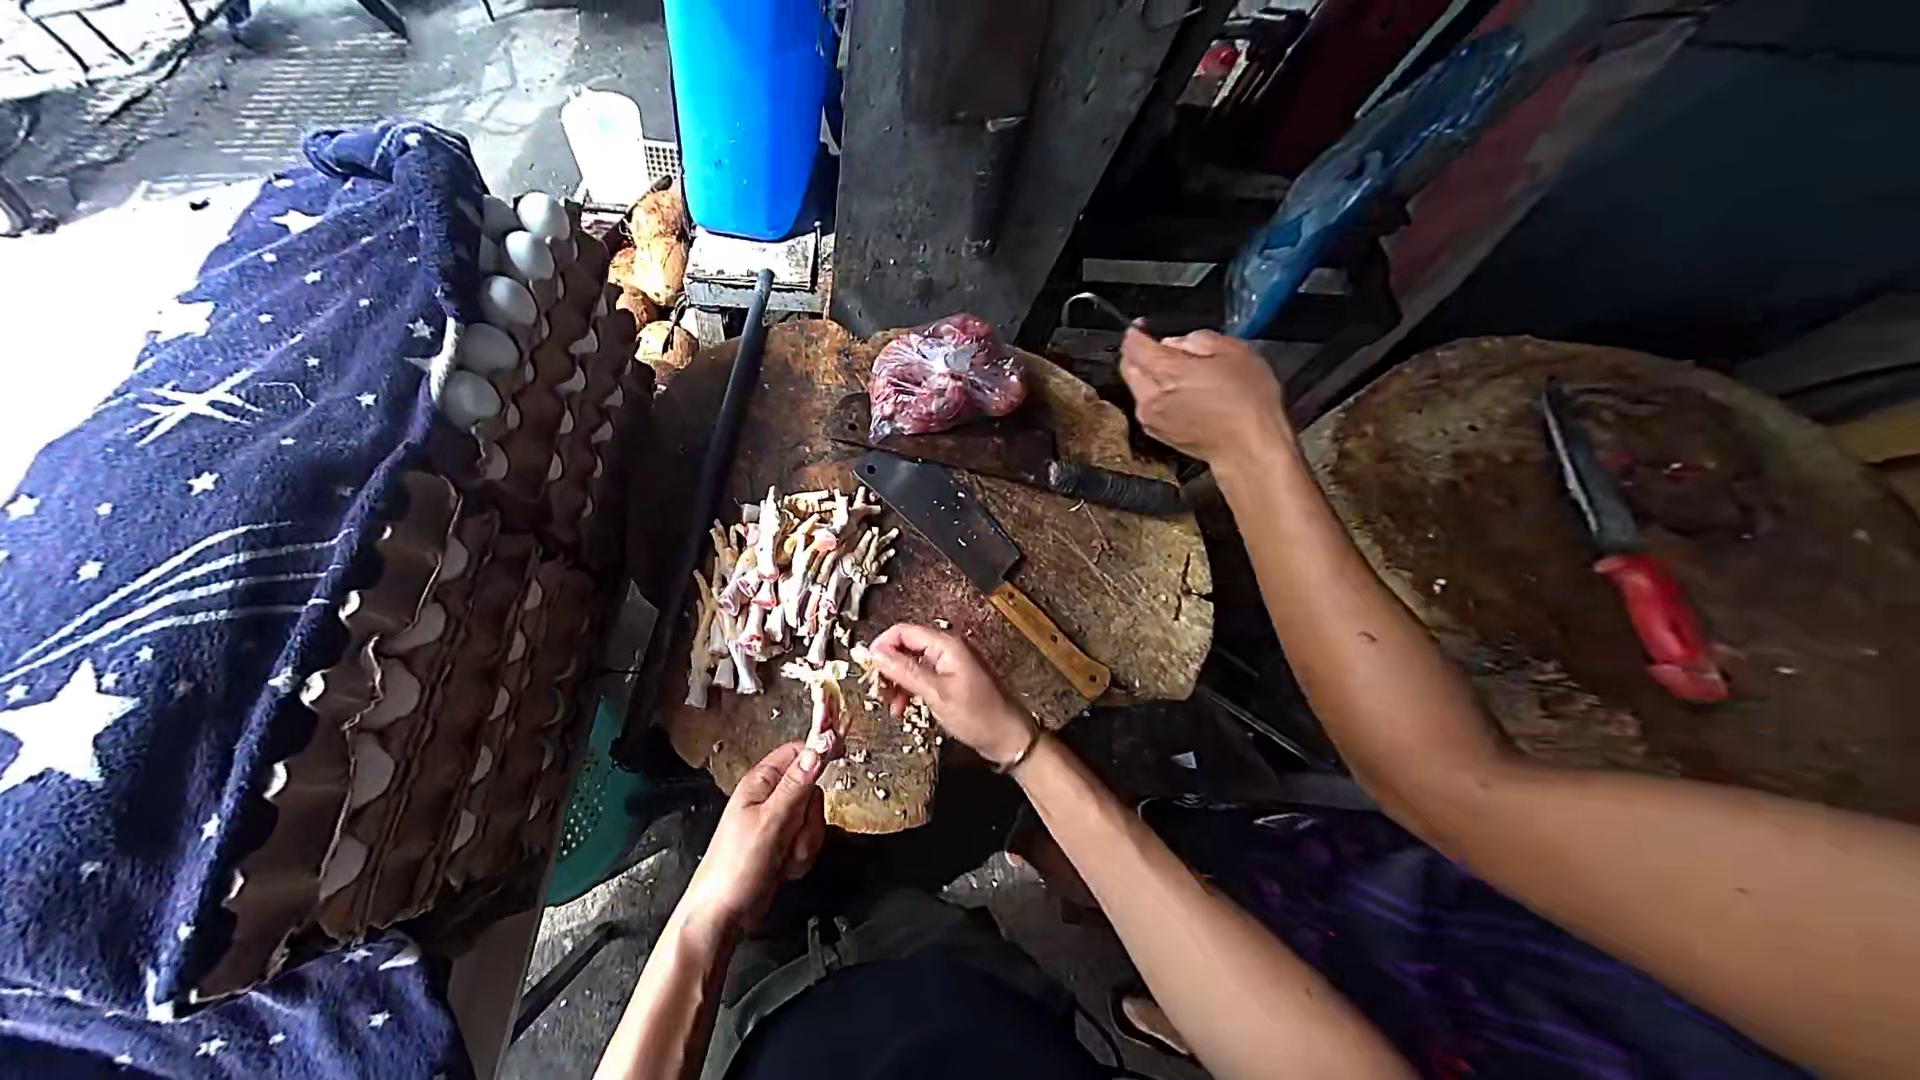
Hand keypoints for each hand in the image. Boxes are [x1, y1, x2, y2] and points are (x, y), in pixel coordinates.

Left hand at [679, 743, 827, 934]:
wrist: (722, 916)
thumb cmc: (734, 868)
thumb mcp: (770, 821)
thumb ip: (797, 785)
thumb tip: (817, 748)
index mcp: (761, 782)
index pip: (798, 752)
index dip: (819, 754)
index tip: (839, 755)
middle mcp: (770, 798)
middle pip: (813, 789)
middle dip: (810, 817)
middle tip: (790, 832)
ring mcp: (778, 822)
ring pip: (814, 818)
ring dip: (805, 841)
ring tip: (783, 855)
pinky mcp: (784, 843)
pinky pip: (810, 840)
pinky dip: (802, 856)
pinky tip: (784, 867)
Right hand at [869, 623, 1034, 767]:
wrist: (1009, 737)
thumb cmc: (979, 715)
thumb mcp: (936, 694)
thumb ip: (904, 671)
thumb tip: (875, 653)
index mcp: (946, 645)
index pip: (903, 632)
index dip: (882, 647)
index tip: (867, 668)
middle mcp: (947, 649)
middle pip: (905, 647)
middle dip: (888, 668)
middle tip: (878, 691)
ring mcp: (950, 664)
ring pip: (911, 664)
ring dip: (898, 683)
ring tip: (892, 706)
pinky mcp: (951, 679)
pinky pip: (922, 677)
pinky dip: (910, 691)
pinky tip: (904, 708)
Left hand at [1119, 328, 1294, 467]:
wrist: (1247, 448)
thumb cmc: (1248, 401)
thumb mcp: (1234, 352)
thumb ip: (1199, 340)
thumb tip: (1175, 343)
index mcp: (1168, 372)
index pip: (1135, 347)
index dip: (1135, 333)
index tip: (1141, 327)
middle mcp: (1151, 396)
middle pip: (1128, 367)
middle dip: (1135, 353)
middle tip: (1152, 345)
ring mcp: (1150, 417)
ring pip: (1135, 387)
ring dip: (1143, 375)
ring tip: (1168, 370)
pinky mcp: (1155, 432)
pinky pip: (1144, 405)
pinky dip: (1151, 393)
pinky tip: (1173, 392)